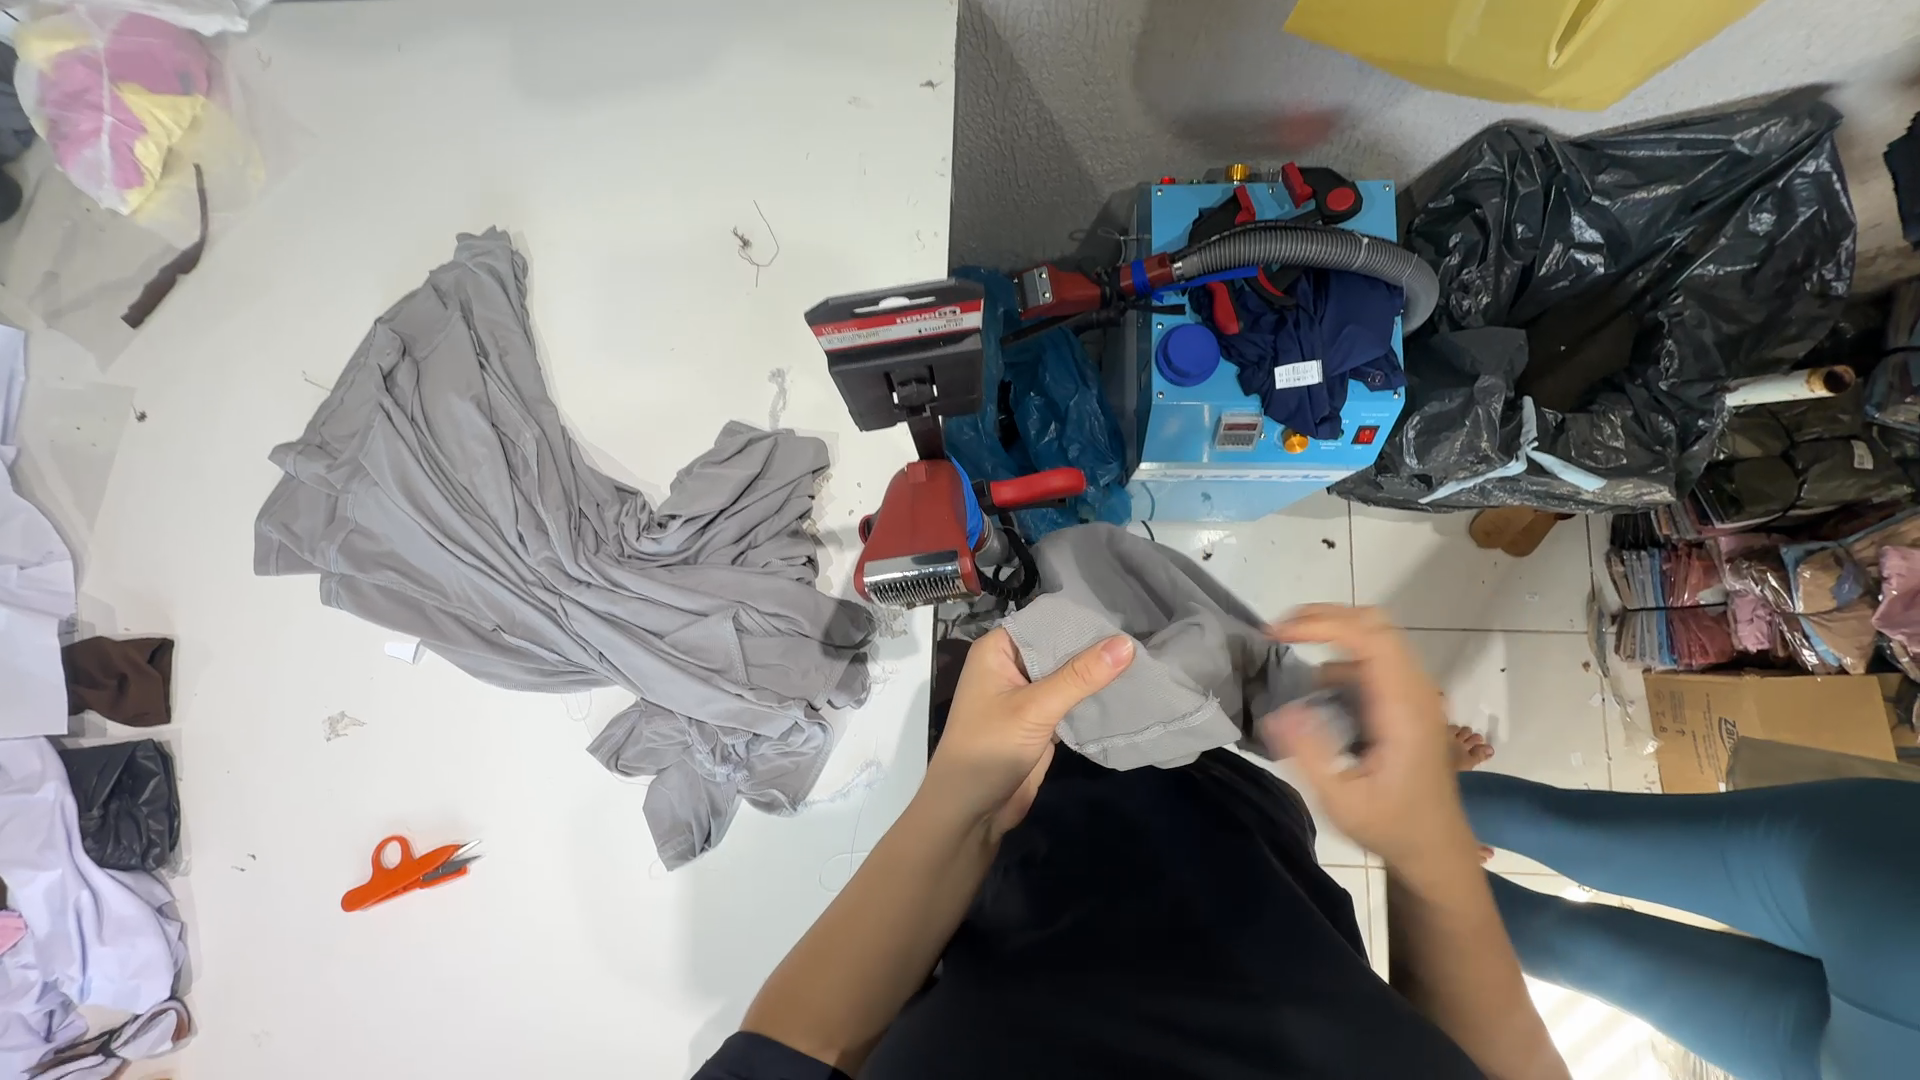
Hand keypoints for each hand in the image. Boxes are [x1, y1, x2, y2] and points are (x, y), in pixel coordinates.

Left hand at [922, 628, 1133, 838]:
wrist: (971, 810)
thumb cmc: (989, 748)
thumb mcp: (1035, 708)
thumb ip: (1080, 676)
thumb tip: (1126, 644)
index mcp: (997, 650)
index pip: (1044, 621)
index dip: (1079, 617)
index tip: (1122, 612)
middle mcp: (1011, 665)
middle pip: (1058, 647)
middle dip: (1094, 646)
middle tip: (1143, 633)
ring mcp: (1026, 695)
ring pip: (1067, 675)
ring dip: (1097, 673)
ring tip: (1145, 656)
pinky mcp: (1041, 721)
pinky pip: (1071, 701)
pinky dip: (1093, 698)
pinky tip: (1129, 689)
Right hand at [1258, 605, 1476, 879]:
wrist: (1437, 848)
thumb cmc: (1390, 826)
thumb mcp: (1343, 801)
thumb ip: (1310, 755)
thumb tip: (1278, 712)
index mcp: (1402, 710)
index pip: (1369, 638)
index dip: (1321, 624)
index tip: (1276, 634)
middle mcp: (1415, 692)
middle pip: (1374, 623)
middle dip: (1323, 616)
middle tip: (1278, 632)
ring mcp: (1414, 694)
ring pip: (1376, 634)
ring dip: (1330, 631)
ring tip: (1288, 646)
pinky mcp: (1407, 700)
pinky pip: (1374, 656)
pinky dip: (1339, 652)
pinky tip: (1315, 684)